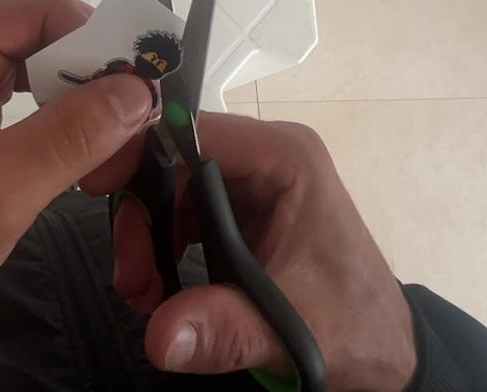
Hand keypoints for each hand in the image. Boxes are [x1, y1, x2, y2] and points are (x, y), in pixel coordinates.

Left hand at [0, 0, 155, 363]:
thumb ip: (71, 134)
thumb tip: (139, 89)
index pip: (44, 8)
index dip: (99, 40)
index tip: (142, 91)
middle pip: (47, 33)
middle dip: (96, 78)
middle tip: (134, 131)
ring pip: (43, 64)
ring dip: (84, 103)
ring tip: (112, 153)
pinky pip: (27, 94)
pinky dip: (61, 121)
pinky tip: (81, 158)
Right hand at [83, 112, 417, 391]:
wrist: (389, 357)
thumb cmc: (356, 329)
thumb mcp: (291, 326)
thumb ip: (224, 327)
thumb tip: (158, 335)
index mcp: (284, 156)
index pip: (193, 131)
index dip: (140, 151)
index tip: (97, 188)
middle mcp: (265, 152)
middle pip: (175, 158)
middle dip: (143, 213)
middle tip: (130, 278)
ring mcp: (253, 175)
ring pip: (173, 182)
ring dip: (148, 232)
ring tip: (143, 292)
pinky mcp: (243, 202)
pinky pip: (184, 205)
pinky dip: (164, 241)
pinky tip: (162, 286)